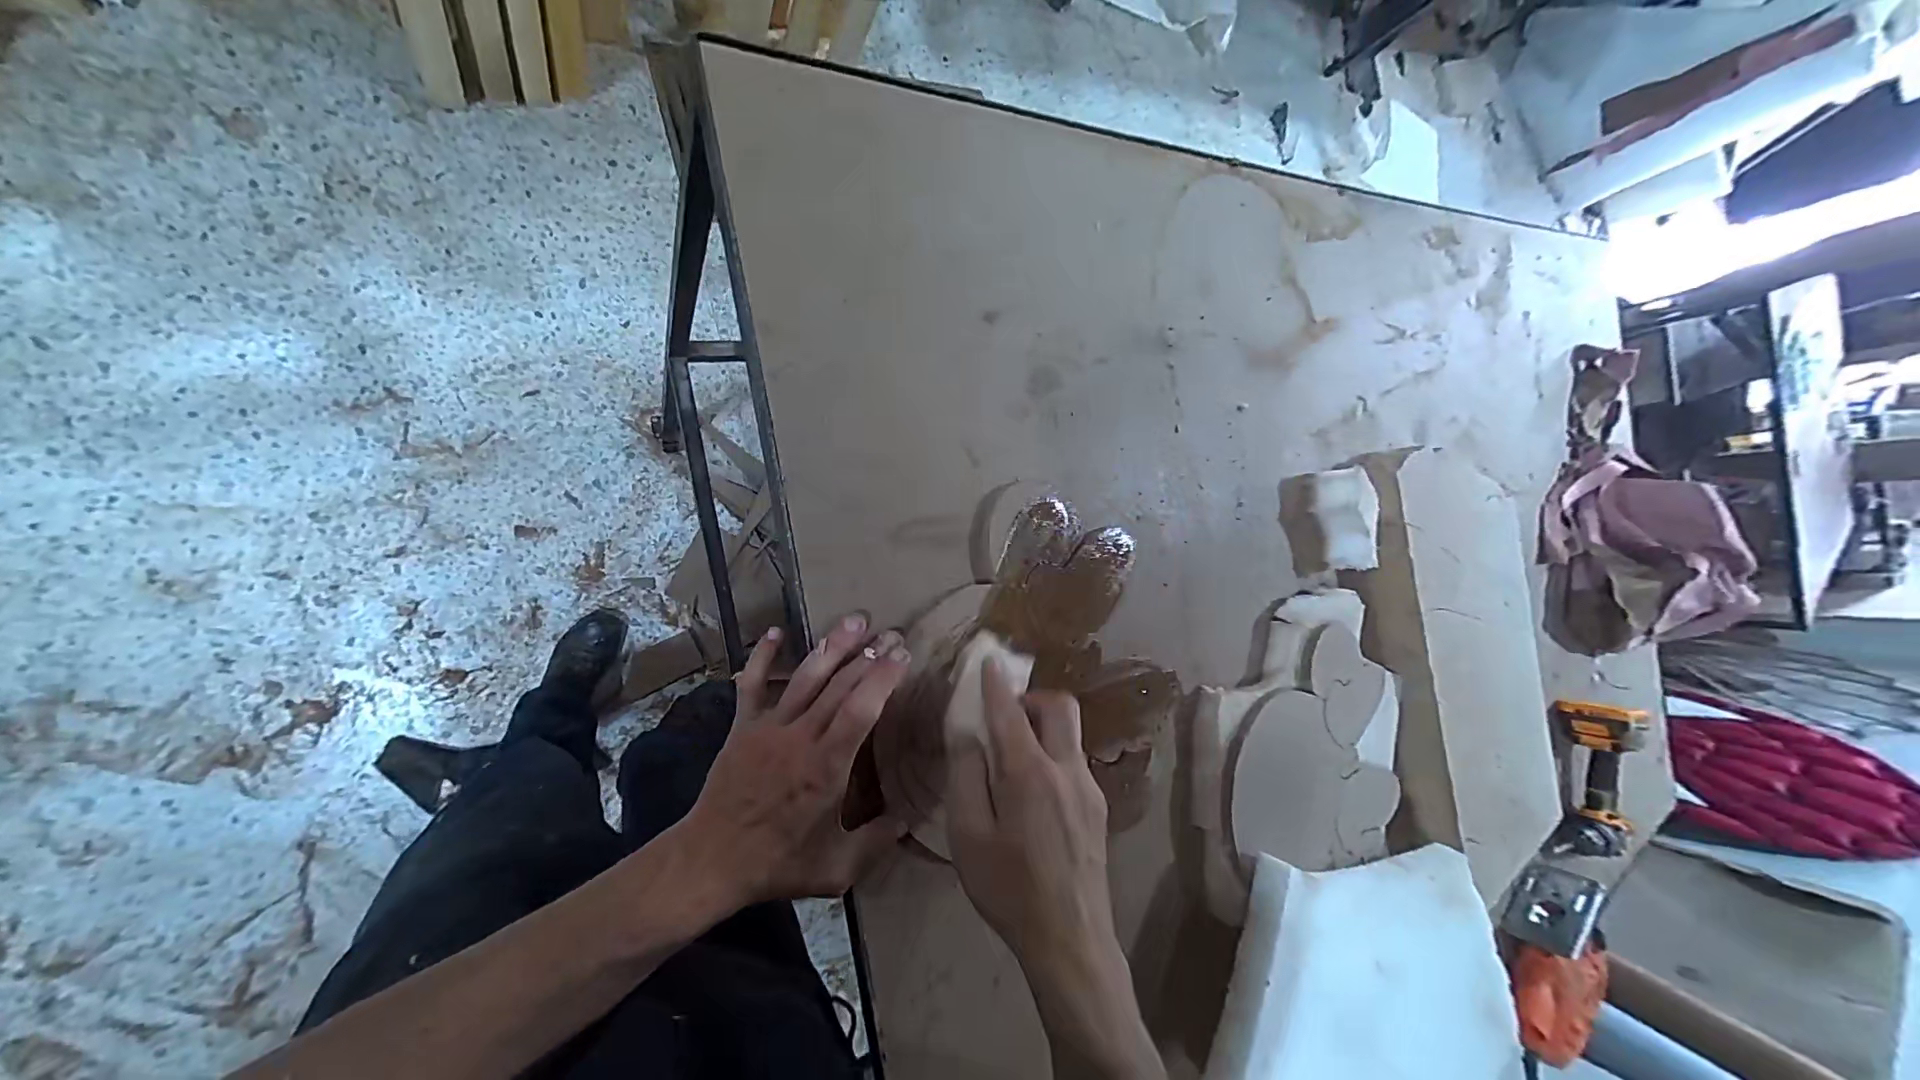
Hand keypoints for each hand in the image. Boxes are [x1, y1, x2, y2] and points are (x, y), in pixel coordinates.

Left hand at [677, 613, 910, 908]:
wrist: (709, 861)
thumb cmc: (777, 864)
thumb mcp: (835, 869)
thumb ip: (876, 842)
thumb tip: (909, 819)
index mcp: (827, 767)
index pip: (861, 710)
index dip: (883, 678)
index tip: (902, 656)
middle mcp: (800, 737)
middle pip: (840, 685)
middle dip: (869, 655)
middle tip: (893, 632)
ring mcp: (768, 727)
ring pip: (805, 677)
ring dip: (832, 645)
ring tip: (856, 620)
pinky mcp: (742, 727)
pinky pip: (752, 684)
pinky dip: (762, 656)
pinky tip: (776, 631)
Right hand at [946, 663, 1112, 962]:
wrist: (1070, 939)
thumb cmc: (1007, 888)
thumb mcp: (968, 834)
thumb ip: (965, 774)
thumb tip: (967, 731)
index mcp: (1029, 773)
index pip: (1010, 711)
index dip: (995, 683)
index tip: (987, 659)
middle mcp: (1067, 769)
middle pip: (1058, 706)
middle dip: (1030, 698)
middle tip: (1003, 719)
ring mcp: (1089, 788)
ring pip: (1069, 734)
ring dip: (1041, 728)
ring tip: (1012, 762)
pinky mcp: (1099, 807)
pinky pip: (1073, 761)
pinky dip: (1051, 755)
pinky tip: (1031, 795)